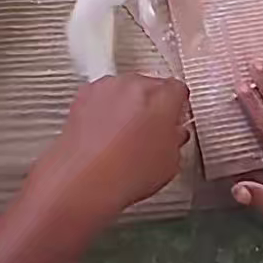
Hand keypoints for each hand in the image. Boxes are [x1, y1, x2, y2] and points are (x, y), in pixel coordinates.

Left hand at [22, 73, 191, 230]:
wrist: (84, 178)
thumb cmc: (126, 173)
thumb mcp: (169, 163)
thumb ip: (175, 139)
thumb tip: (173, 134)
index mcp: (162, 98)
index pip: (177, 89)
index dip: (177, 105)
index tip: (173, 117)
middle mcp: (135, 84)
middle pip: (150, 85)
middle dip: (152, 104)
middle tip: (149, 130)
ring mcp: (108, 86)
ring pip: (125, 87)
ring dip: (127, 103)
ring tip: (123, 134)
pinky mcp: (85, 92)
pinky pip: (102, 94)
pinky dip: (104, 106)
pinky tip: (104, 132)